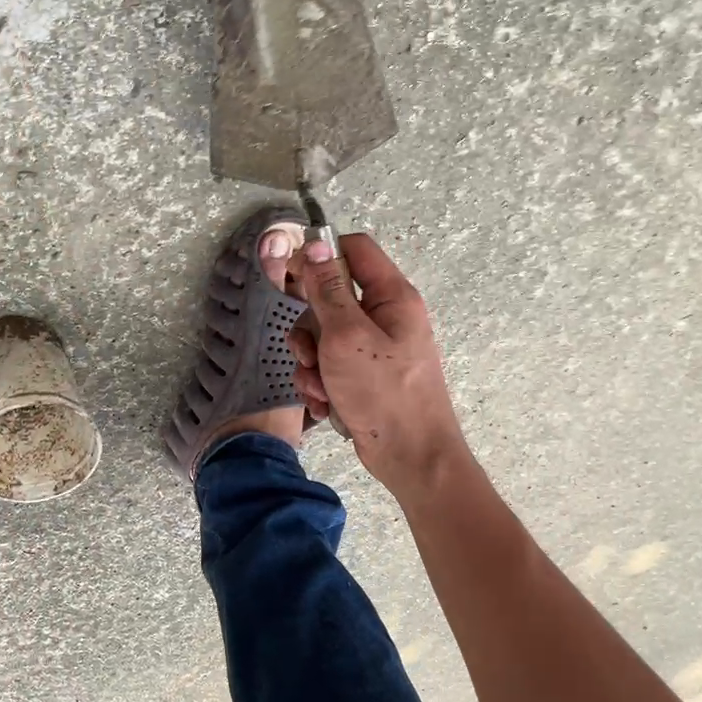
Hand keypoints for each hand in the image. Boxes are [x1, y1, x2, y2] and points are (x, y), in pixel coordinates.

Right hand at [289, 234, 473, 499]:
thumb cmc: (383, 393)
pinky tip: (325, 402)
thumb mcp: (346, 336)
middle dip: (309, 327)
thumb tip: (316, 244)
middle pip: (330, 297)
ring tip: (319, 386)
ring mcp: (375, 347)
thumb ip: (327, 290)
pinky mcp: (364, 374)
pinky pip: (329, 364)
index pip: (354, 249)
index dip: (320, 256)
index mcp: (392, 296)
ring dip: (310, 362)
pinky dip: (320, 382)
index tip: (290, 277)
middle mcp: (385, 316)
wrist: (411, 457)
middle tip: (308, 351)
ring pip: (322, 335)